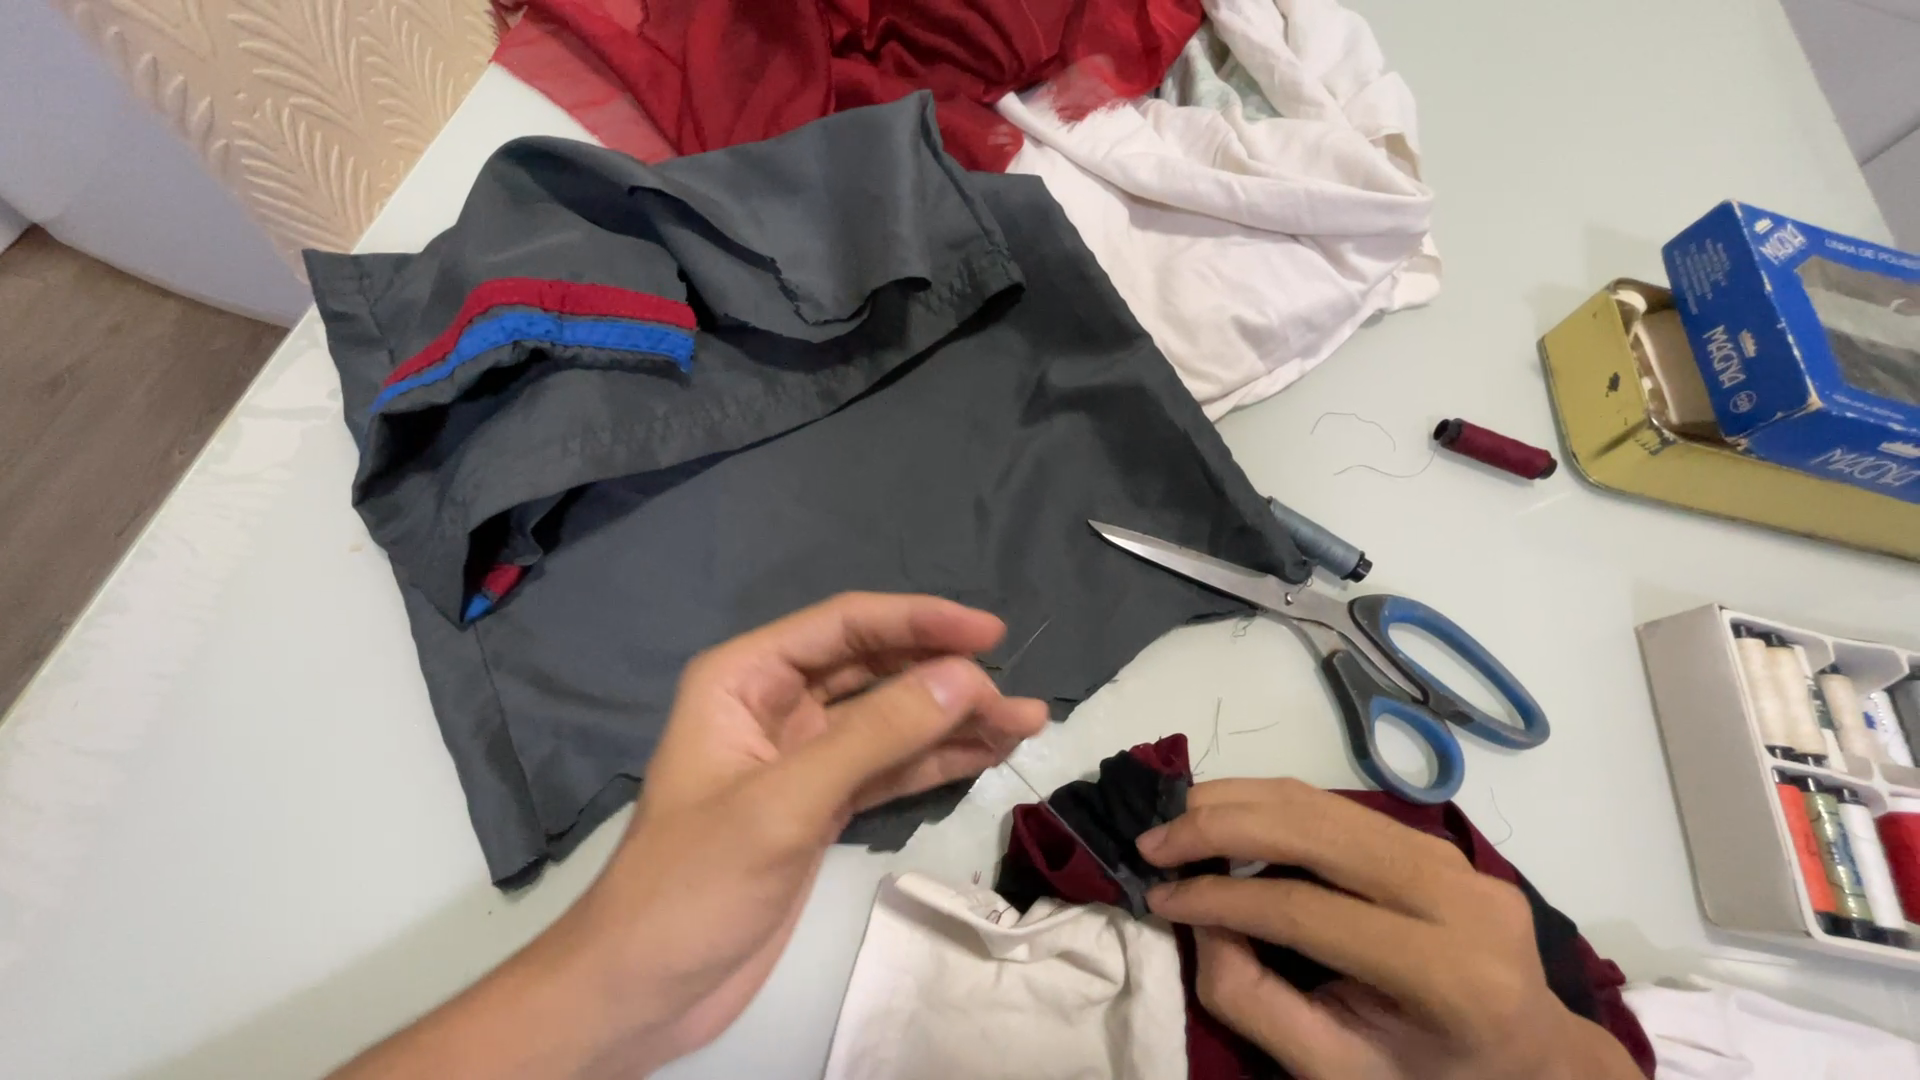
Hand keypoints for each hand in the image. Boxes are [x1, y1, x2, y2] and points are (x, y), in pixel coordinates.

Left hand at [575, 592, 1049, 1070]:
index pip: (846, 625)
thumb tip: (964, 676)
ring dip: (953, 720)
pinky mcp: (823, 802)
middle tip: (1012, 697)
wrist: (643, 991)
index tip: (989, 632)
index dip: (920, 620)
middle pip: (876, 668)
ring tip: (1023, 722)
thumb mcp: (786, 802)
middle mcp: (777, 702)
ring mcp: (804, 755)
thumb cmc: (694, 883)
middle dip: (945, 676)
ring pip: (891, 719)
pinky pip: (889, 766)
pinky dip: (936, 760)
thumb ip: (876, 734)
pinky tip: (986, 755)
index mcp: (747, 677)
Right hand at [1134, 779, 1640, 1079]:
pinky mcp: (1431, 838)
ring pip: (1316, 799)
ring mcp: (1451, 855)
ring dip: (1233, 801)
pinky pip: (1330, 803)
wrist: (1532, 1067)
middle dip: (1216, 826)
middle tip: (1152, 842)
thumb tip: (1200, 920)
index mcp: (1452, 977)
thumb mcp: (1338, 1074)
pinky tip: (1225, 817)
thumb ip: (1255, 1001)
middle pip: (1312, 829)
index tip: (1158, 899)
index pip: (1306, 910)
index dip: (1219, 897)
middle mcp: (1460, 897)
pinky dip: (1264, 802)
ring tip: (1176, 820)